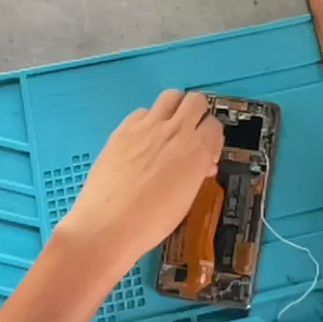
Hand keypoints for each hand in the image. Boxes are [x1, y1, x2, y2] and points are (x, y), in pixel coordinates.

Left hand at [52, 89, 222, 276]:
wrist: (107, 225)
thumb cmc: (150, 222)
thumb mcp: (186, 200)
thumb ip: (196, 173)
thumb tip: (202, 163)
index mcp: (196, 151)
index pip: (215, 126)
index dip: (212, 138)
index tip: (207, 150)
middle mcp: (175, 131)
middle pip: (196, 101)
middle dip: (198, 114)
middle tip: (191, 133)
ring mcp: (147, 126)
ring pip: (171, 96)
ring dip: (175, 108)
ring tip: (169, 128)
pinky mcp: (124, 128)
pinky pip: (143, 111)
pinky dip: (149, 119)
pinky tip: (143, 139)